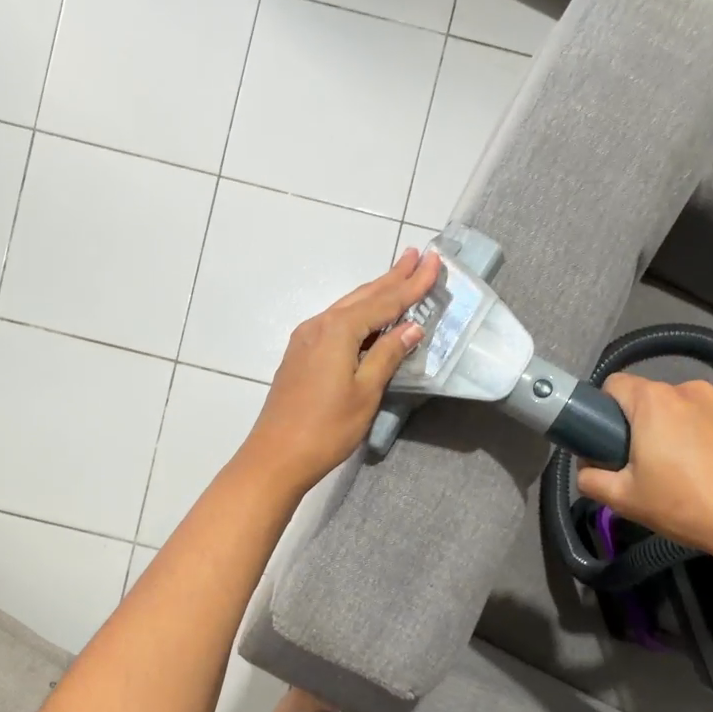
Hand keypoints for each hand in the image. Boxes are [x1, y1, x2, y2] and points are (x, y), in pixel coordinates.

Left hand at [235, 249, 439, 494]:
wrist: (276, 456)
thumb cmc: (326, 428)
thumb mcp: (365, 392)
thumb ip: (388, 355)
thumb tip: (411, 326)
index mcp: (338, 330)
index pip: (384, 301)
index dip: (413, 284)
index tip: (436, 261)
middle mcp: (319, 325)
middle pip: (364, 296)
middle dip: (393, 277)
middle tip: (419, 256)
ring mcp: (305, 339)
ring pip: (348, 307)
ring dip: (375, 292)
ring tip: (399, 276)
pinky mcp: (300, 355)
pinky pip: (335, 323)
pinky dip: (359, 314)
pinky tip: (369, 316)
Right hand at [574, 374, 712, 568]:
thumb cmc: (690, 507)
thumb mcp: (625, 501)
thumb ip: (591, 480)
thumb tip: (587, 469)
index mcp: (654, 403)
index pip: (615, 385)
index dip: (606, 410)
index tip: (612, 441)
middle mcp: (693, 390)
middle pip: (656, 400)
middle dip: (649, 426)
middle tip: (653, 468)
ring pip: (693, 410)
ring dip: (687, 430)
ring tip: (697, 472)